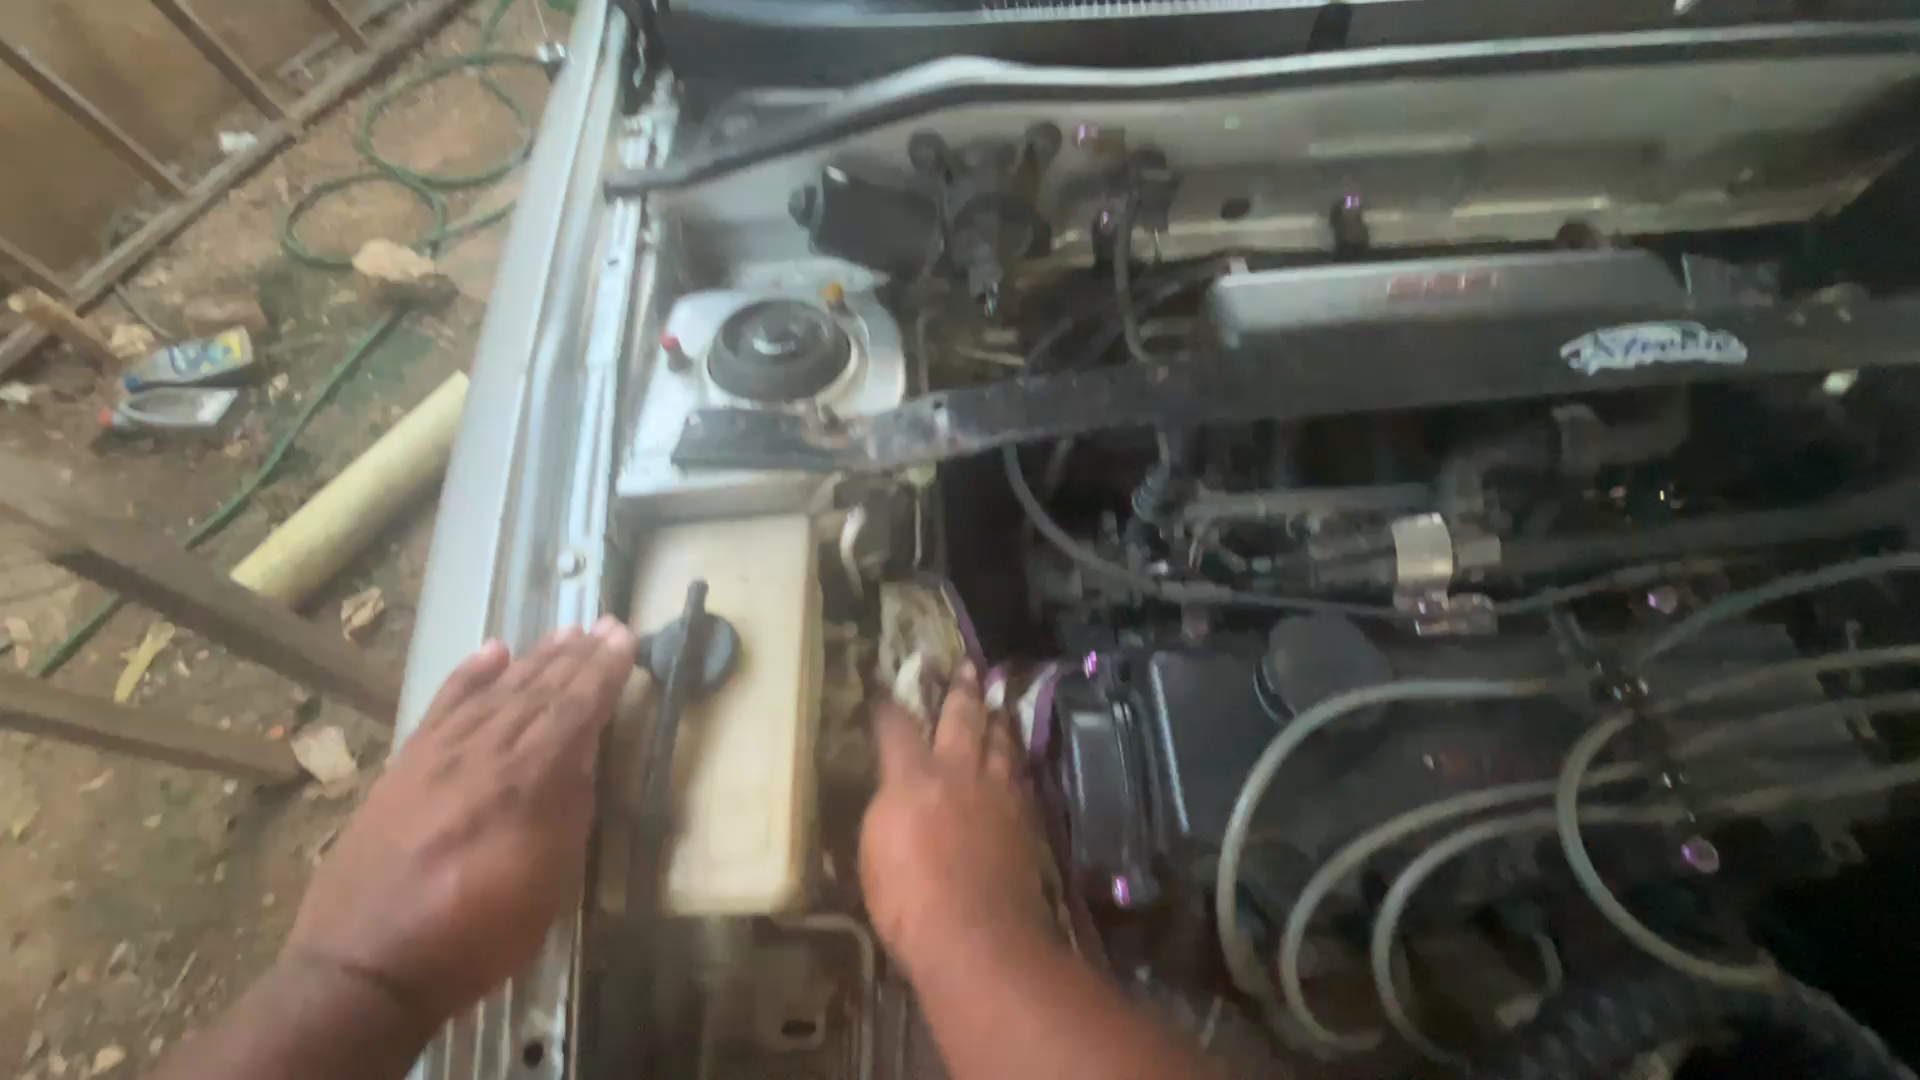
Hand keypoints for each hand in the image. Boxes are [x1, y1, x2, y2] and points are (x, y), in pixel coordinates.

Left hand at [286, 618, 639, 1021]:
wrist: (363, 970)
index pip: (576, 709)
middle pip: (539, 692)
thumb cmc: (479, 933)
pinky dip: (470, 675)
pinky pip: (442, 708)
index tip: (626, 637)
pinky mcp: (403, 767)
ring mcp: (437, 757)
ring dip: (536, 658)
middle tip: (605, 624)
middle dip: (578, 655)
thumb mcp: (551, 878)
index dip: (604, 671)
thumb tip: (583, 752)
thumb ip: (570, 805)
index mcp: (527, 782)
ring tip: (565, 631)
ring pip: (497, 692)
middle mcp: (483, 755)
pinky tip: (493, 650)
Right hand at [859, 664, 1053, 973]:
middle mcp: (957, 771)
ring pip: (1000, 740)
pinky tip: (1016, 756)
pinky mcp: (1023, 815)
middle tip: (966, 665)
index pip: (897, 727)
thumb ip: (886, 808)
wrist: (976, 933)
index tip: (885, 688)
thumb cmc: (909, 901)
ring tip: (999, 701)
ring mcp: (996, 791)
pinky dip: (1016, 758)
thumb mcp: (874, 850)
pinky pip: (1020, 774)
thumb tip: (895, 789)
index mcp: (913, 778)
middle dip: (961, 690)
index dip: (889, 705)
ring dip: (998, 717)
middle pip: (961, 718)